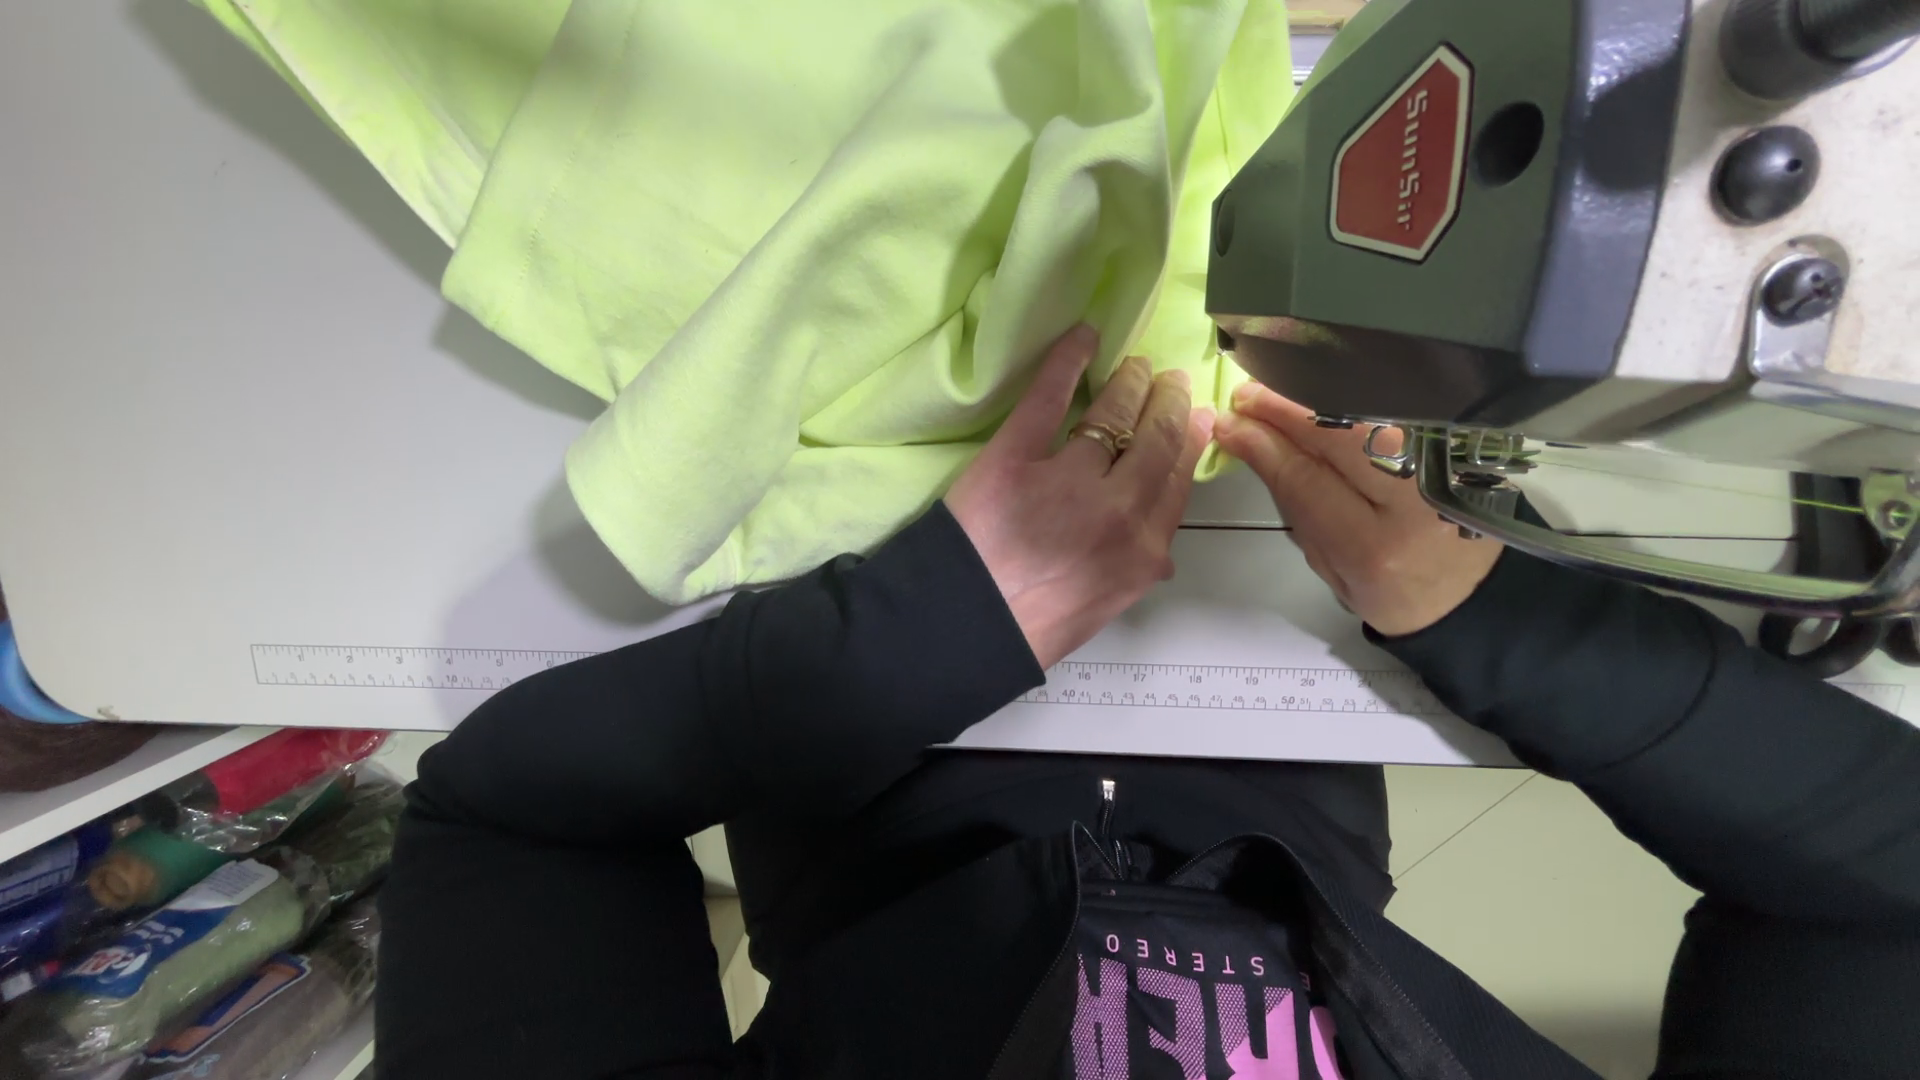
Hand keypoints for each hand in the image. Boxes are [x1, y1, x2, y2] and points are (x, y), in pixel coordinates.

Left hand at [946, 325, 1214, 667]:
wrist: (966, 626)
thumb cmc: (1034, 625)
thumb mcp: (1105, 606)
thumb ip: (1136, 571)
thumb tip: (1160, 551)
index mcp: (1143, 551)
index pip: (1178, 480)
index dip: (1189, 441)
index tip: (1194, 416)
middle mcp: (1119, 509)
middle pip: (1156, 439)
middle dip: (1168, 403)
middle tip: (1169, 380)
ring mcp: (1069, 479)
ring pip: (1112, 414)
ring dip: (1130, 383)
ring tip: (1136, 366)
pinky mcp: (1015, 457)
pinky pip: (1047, 398)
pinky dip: (1066, 361)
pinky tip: (1083, 337)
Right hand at [1213, 384, 1501, 636]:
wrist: (1471, 592)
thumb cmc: (1386, 588)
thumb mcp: (1329, 565)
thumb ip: (1295, 504)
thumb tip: (1252, 444)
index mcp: (1371, 547)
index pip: (1305, 479)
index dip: (1263, 445)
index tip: (1230, 425)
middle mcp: (1413, 503)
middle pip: (1341, 437)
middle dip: (1286, 409)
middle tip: (1246, 396)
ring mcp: (1445, 469)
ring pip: (1370, 417)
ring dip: (1317, 397)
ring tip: (1277, 390)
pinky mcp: (1460, 448)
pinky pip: (1399, 411)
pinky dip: (1355, 398)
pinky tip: (1322, 392)